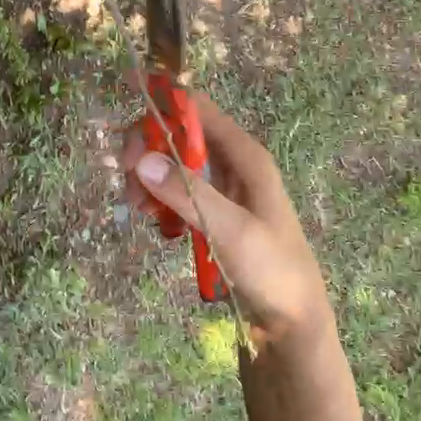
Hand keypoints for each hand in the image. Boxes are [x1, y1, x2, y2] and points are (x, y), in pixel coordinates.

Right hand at [118, 89, 331, 350]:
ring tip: (138, 209)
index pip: (197, 108)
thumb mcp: (230, 230)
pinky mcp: (212, 213)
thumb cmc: (272, 271)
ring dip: (148, 179)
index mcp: (245, 157)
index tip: (126, 96)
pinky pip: (175, 193)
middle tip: (126, 176)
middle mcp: (232, 164)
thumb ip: (187, 193)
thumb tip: (142, 159)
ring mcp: (222, 189)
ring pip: (172, 164)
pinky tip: (155, 224)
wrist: (293, 323)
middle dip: (147, 148)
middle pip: (177, 135)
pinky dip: (159, 201)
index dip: (162, 98)